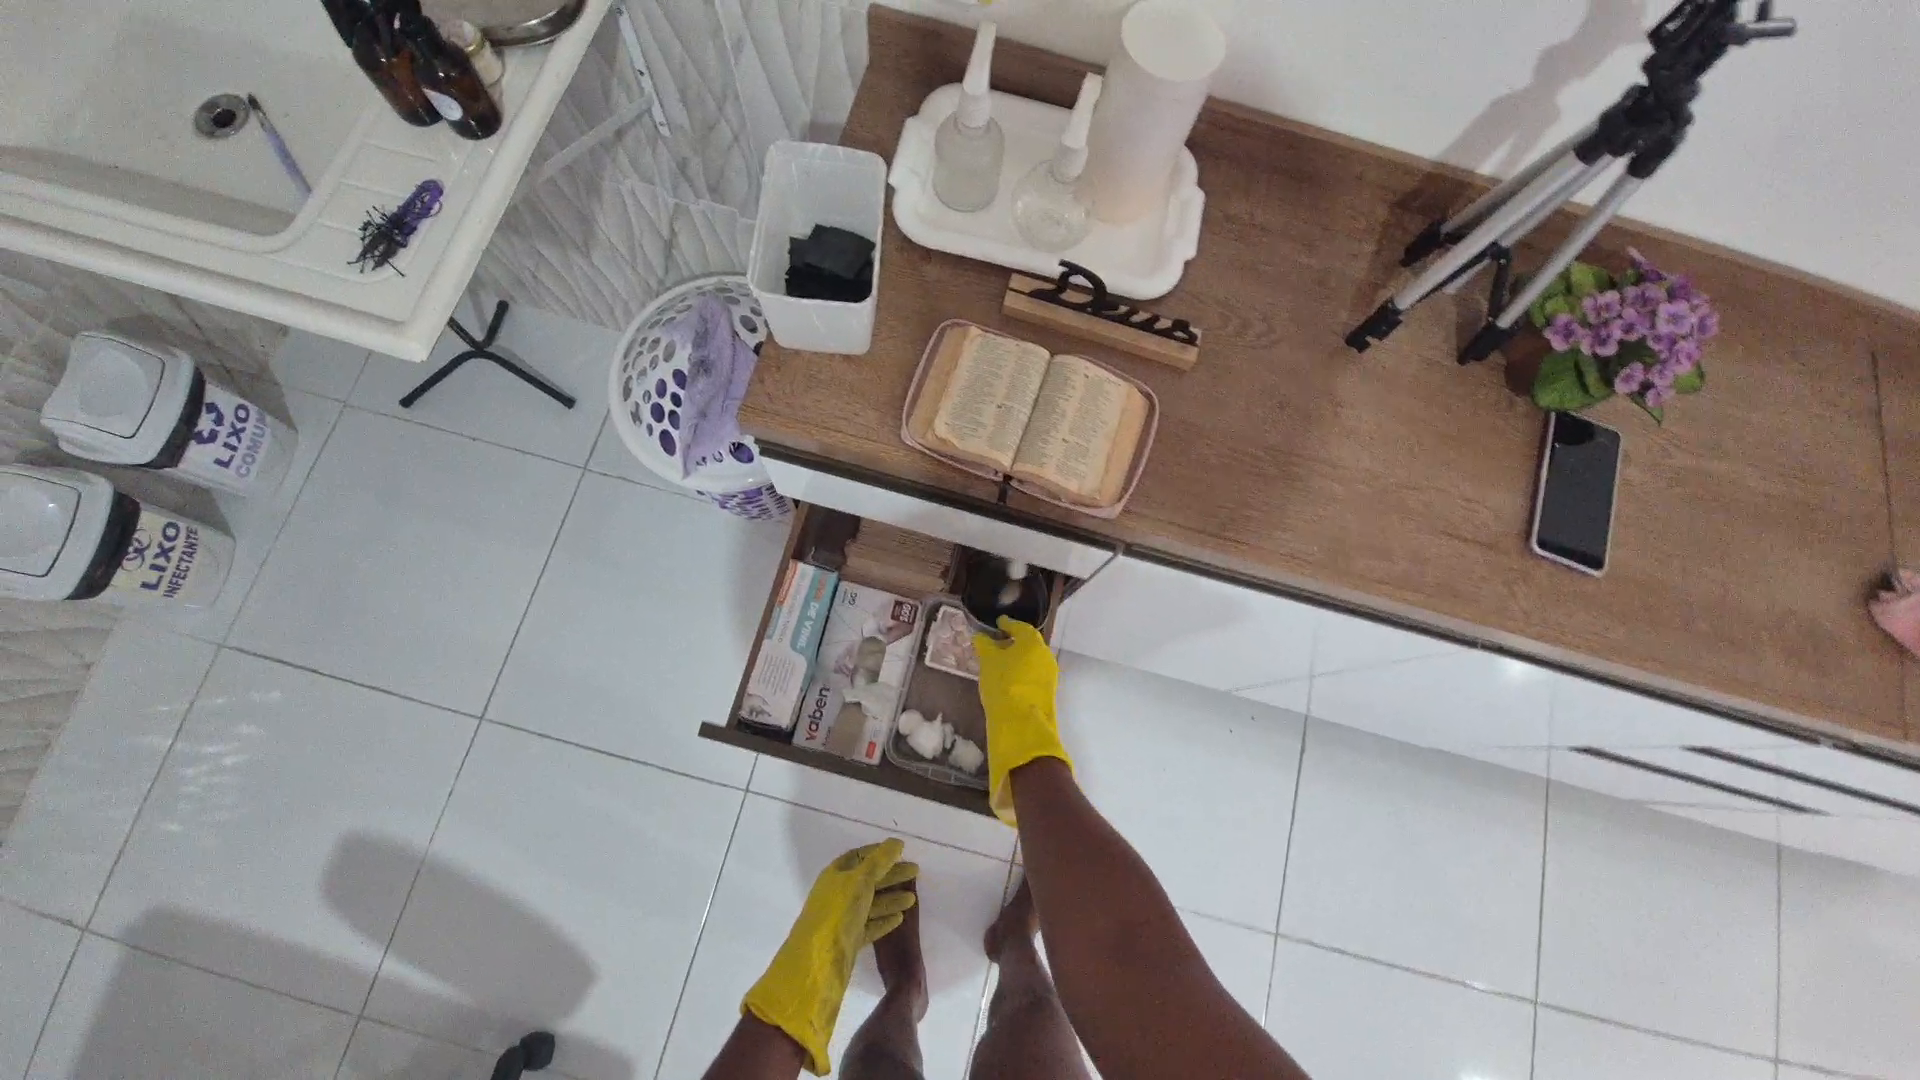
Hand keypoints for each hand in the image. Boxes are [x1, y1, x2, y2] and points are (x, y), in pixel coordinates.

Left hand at [742, 839, 918, 1074]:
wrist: (818, 961)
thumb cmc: (838, 913)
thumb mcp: (860, 882)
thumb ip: (879, 862)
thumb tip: (897, 843)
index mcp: (836, 875)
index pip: (860, 857)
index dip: (880, 853)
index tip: (901, 852)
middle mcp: (838, 894)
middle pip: (868, 879)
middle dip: (891, 875)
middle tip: (916, 872)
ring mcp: (842, 918)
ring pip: (870, 903)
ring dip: (891, 899)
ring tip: (912, 899)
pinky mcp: (848, 940)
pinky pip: (869, 925)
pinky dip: (884, 920)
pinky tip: (899, 920)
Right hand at [973, 617, 1072, 824]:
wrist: (1021, 723)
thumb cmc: (1003, 684)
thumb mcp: (988, 662)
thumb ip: (985, 646)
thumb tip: (980, 636)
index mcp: (1033, 643)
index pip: (1021, 627)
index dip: (1008, 624)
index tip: (999, 623)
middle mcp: (1046, 656)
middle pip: (1029, 644)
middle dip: (1014, 643)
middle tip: (997, 642)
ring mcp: (1049, 676)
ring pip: (1032, 661)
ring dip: (1018, 659)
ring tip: (999, 662)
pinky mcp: (1047, 693)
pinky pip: (1033, 676)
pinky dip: (1021, 673)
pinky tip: (1008, 680)